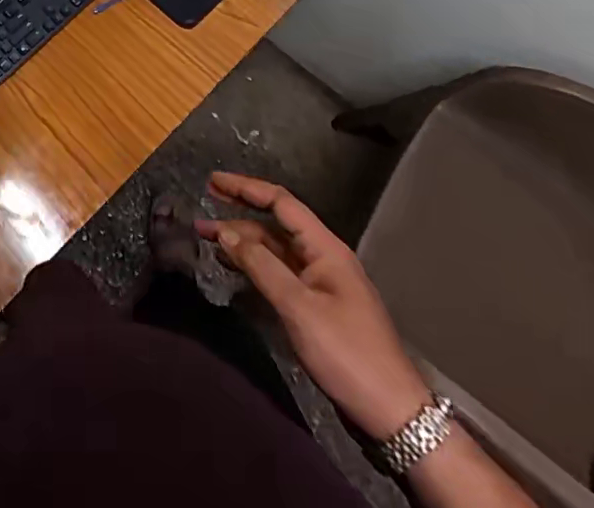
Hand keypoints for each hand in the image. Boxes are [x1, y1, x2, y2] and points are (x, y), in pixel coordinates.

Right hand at [197, 172, 431, 440]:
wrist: (391, 411)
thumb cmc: (347, 353)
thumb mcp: (298, 307)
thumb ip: (260, 265)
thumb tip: (226, 232)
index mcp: (325, 249)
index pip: (282, 204)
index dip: (246, 189)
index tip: (213, 182)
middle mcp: (322, 258)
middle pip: (275, 225)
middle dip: (237, 215)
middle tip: (202, 213)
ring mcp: (319, 283)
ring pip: (273, 250)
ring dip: (241, 242)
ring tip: (207, 241)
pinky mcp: (314, 306)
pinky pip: (277, 273)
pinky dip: (252, 265)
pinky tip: (232, 267)